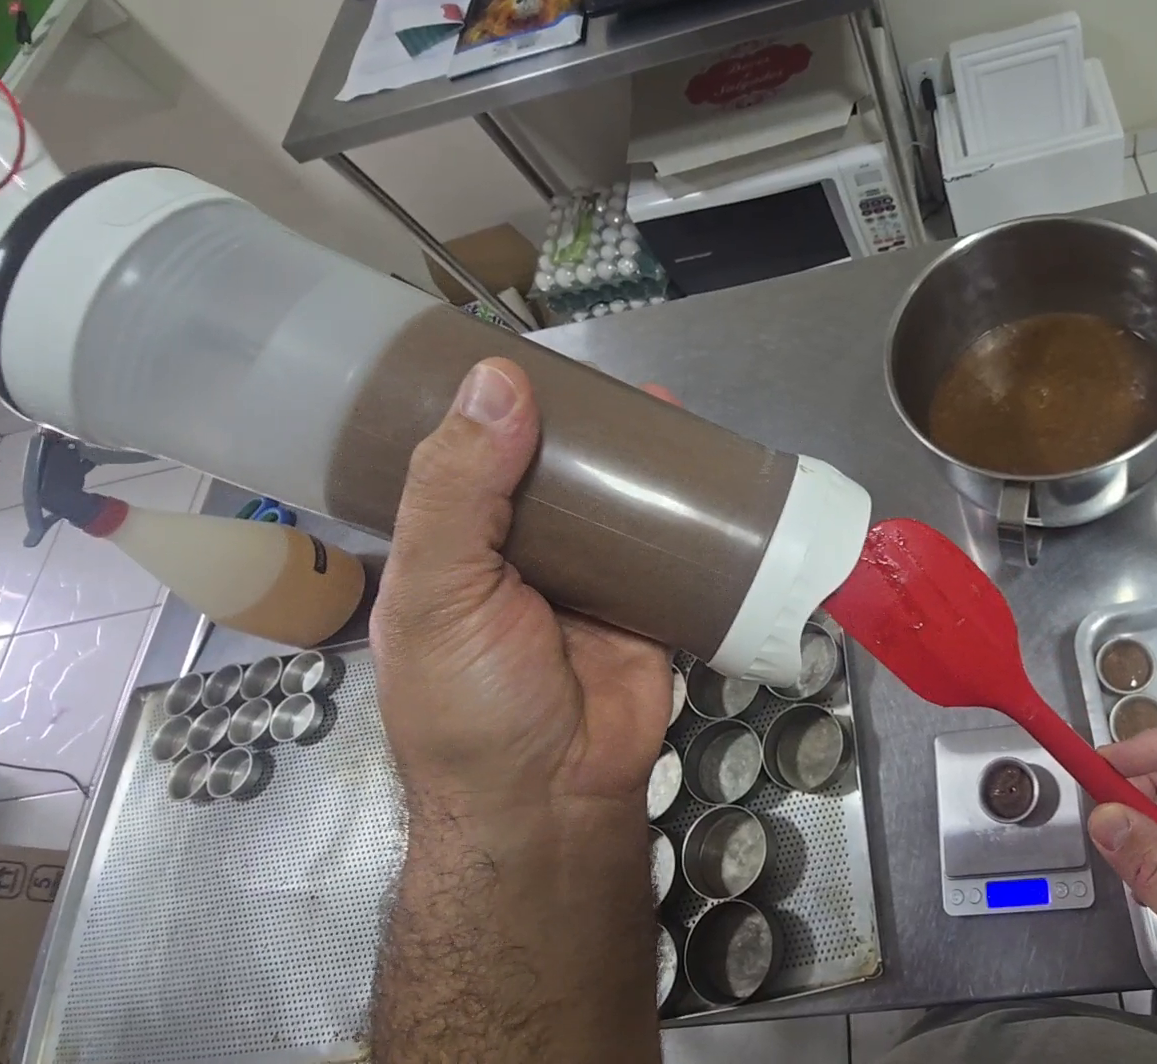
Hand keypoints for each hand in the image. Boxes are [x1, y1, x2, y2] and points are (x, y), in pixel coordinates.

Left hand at [369, 357, 666, 1062]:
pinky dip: (694, 518)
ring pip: (623, 506)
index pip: (474, 458)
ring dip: (648, 465)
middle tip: (629, 391)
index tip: (540, 361)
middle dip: (594, 431)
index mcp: (457, 545)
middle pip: (561, 474)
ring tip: (678, 418)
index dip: (501, 409)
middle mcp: (526, 556)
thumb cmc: (473, 699)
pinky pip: (673, 551)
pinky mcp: (651, 606)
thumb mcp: (438, 590)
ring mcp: (594, 581)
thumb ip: (458, 489)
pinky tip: (717, 481)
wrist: (554, 796)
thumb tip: (496, 379)